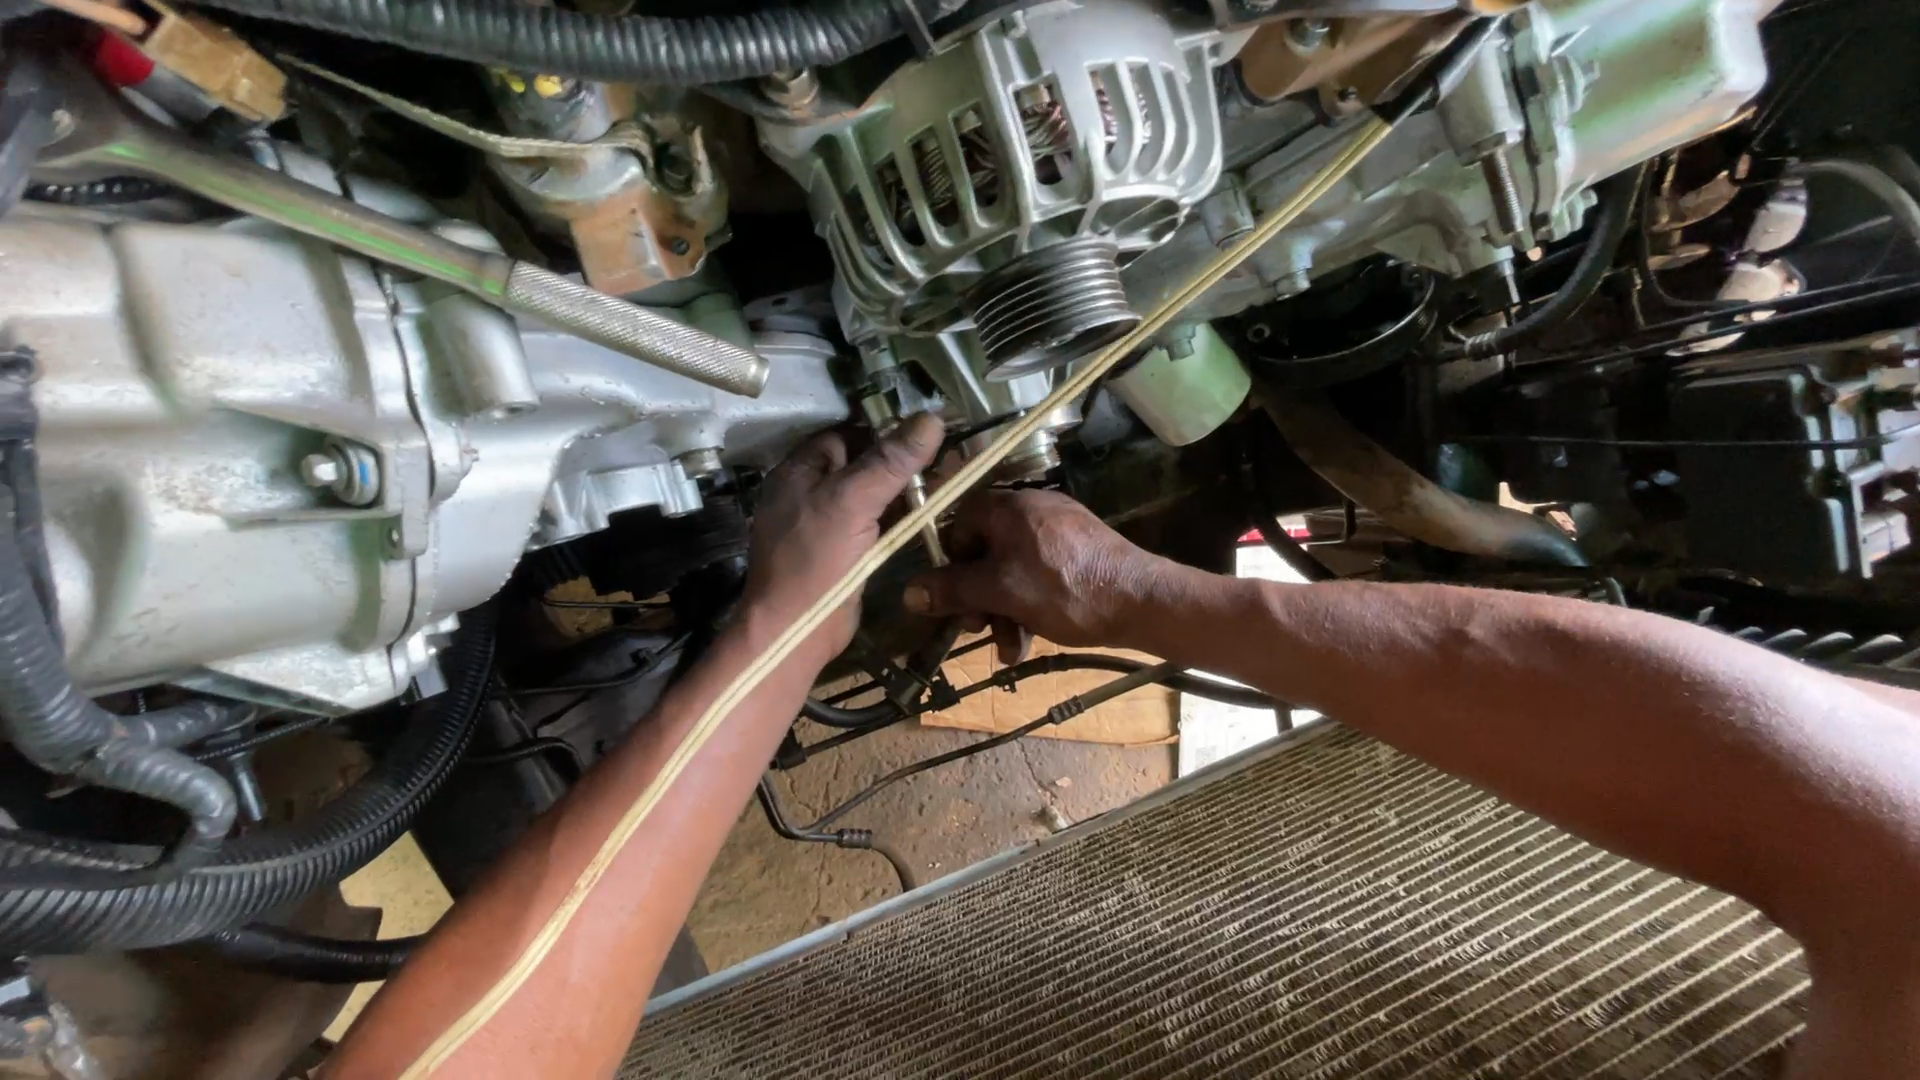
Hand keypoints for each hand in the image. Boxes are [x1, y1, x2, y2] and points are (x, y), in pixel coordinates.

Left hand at [741, 413, 943, 660]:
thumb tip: (931, 419)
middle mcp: (808, 494)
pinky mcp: (841, 554)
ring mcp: (824, 526)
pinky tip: (927, 517)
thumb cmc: (816, 560)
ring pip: (869, 497)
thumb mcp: (853, 502)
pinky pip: (872, 526)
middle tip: (944, 461)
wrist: (796, 631)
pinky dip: (897, 519)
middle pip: (860, 465)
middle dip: (899, 463)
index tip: (925, 435)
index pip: (845, 436)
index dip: (883, 433)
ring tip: (945, 485)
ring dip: (903, 492)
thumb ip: (890, 461)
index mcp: (799, 473)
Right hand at [901, 489, 1174, 659]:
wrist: (1142, 602)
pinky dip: (1028, 603)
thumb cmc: (1063, 590)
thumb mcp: (1000, 592)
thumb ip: (952, 590)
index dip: (949, 561)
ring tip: (1009, 649)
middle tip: (978, 628)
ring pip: (1012, 569)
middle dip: (978, 597)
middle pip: (985, 550)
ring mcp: (1058, 529)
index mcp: (1009, 507)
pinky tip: (1030, 639)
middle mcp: (1032, 509)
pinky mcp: (1079, 551)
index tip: (951, 597)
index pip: (959, 521)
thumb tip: (908, 593)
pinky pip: (1038, 573)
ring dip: (1003, 610)